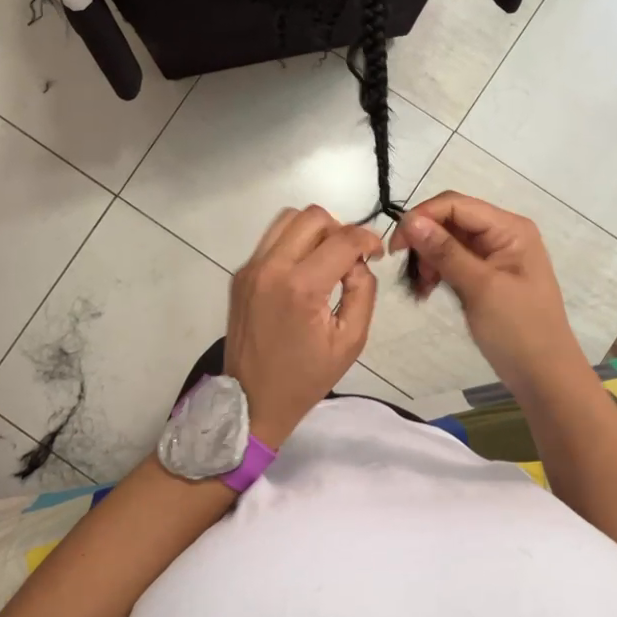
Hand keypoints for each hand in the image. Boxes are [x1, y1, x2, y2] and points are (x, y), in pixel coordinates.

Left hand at [226, 206, 383, 445]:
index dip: (369, 240)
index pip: (343, 239)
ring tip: (325, 261)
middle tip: (349, 259)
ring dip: (314, 231)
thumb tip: (358, 262)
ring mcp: (250, 269)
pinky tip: (303, 273)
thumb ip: (362, 291)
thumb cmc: (306, 377)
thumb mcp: (350, 340)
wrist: (252, 399)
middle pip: (313, 217)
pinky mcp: (240, 275)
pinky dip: (293, 244)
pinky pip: (271, 241)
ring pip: (288, 219)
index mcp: (301, 287)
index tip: (376, 255)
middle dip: (340, 230)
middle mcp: (271, 268)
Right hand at [389, 192, 584, 390]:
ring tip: (422, 288)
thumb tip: (410, 220)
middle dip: (424, 241)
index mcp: (509, 228)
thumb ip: (446, 252)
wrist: (544, 374)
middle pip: (449, 220)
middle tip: (411, 274)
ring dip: (427, 259)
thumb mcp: (481, 288)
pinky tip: (427, 291)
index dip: (422, 218)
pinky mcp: (485, 275)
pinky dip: (436, 272)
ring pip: (446, 241)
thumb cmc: (519, 329)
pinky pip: (452, 261)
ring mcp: (494, 255)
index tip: (396, 248)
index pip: (455, 204)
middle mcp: (502, 233)